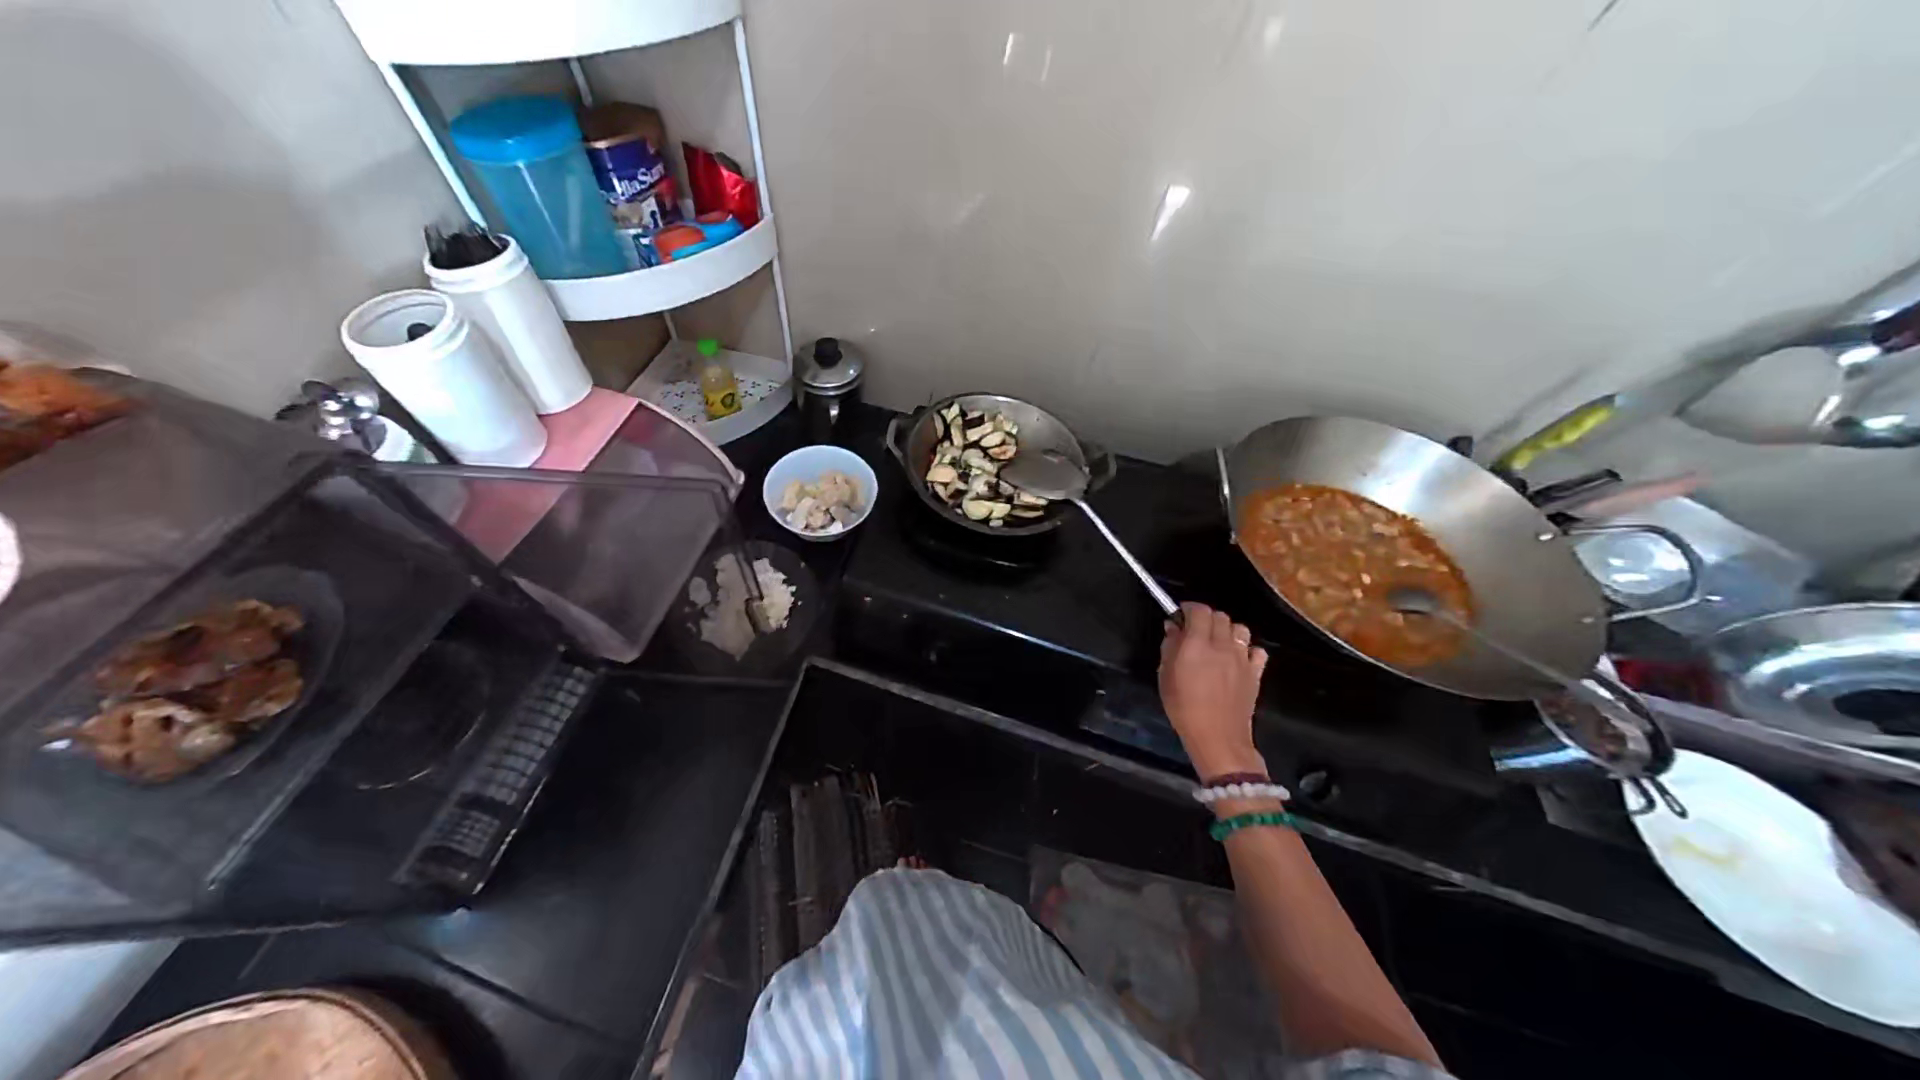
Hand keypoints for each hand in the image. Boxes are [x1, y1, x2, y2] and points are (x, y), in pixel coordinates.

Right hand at [1158, 602, 1268, 779]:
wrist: (1217, 737)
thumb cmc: (1183, 707)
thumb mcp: (1165, 676)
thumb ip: (1169, 647)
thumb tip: (1173, 628)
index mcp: (1196, 644)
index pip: (1198, 610)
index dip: (1189, 608)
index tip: (1181, 615)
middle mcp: (1221, 645)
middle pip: (1220, 616)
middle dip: (1206, 618)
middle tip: (1195, 631)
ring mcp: (1242, 658)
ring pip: (1239, 628)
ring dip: (1227, 630)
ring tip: (1217, 643)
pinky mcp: (1256, 672)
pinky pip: (1256, 650)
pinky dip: (1247, 649)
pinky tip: (1237, 659)